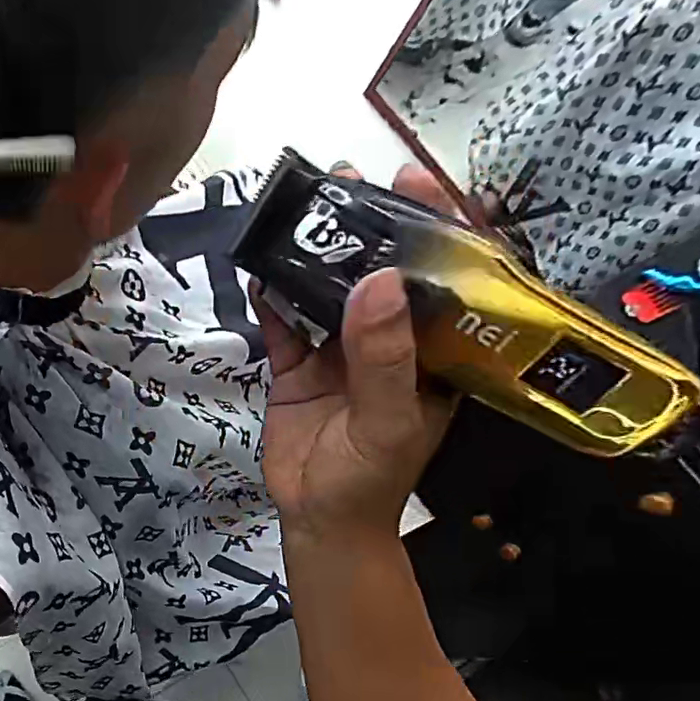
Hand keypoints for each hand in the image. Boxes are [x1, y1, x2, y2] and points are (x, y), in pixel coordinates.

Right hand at [255, 165, 458, 539]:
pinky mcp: (297, 368)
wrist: (317, 519)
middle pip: (380, 273)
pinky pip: (284, 326)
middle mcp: (387, 342)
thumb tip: (376, 281)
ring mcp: (338, 353)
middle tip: (343, 182)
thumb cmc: (369, 479)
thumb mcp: (387, 421)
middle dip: (365, 227)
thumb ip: (385, 357)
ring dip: (315, 254)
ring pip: (328, 292)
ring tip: (299, 211)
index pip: (442, 279)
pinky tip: (258, 273)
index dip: (435, 227)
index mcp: (430, 352)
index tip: (413, 181)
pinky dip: (271, 300)